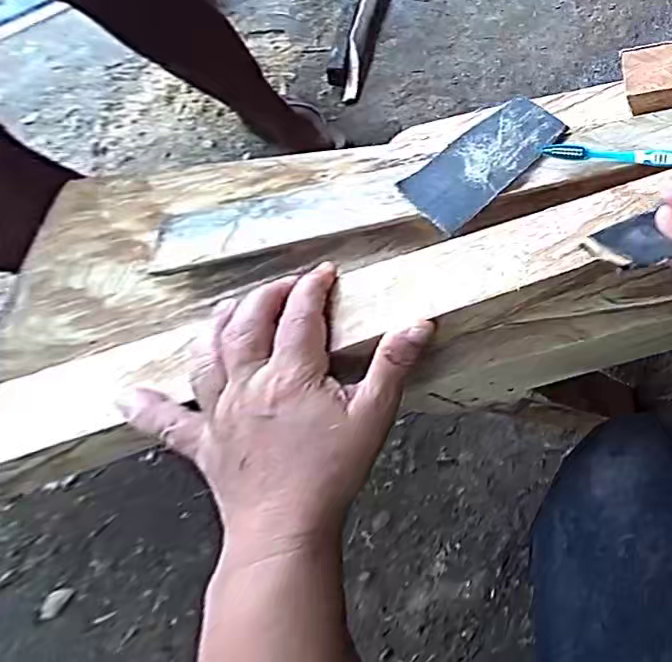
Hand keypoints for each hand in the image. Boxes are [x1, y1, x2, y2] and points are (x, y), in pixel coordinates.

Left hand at [119, 264, 433, 556]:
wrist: (284, 523)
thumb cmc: (335, 466)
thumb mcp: (378, 410)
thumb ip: (395, 363)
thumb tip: (419, 322)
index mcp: (291, 378)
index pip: (298, 319)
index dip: (311, 290)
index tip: (325, 272)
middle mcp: (247, 389)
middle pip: (244, 331)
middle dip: (263, 299)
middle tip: (283, 283)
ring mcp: (219, 416)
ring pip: (206, 361)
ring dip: (215, 329)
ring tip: (226, 309)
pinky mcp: (202, 443)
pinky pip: (166, 422)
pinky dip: (145, 406)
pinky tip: (128, 395)